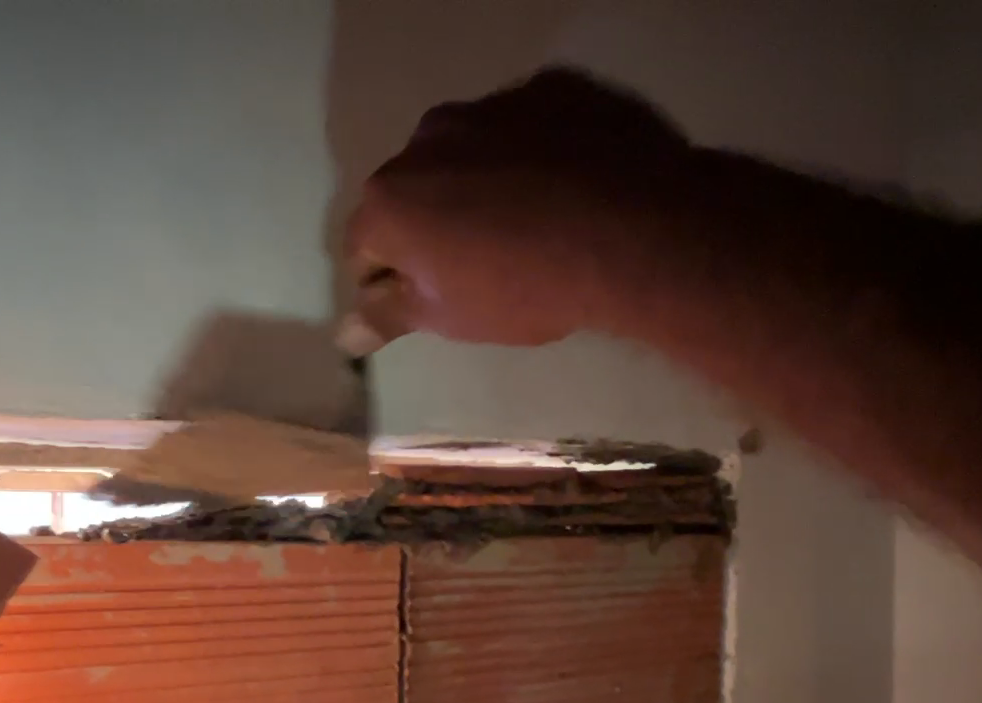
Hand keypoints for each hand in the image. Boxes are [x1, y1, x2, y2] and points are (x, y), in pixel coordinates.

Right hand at [345, 67, 692, 347]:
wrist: (639, 231)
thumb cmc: (522, 286)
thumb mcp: (445, 316)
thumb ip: (385, 317)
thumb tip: (342, 334)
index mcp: (388, 200)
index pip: (362, 250)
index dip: (389, 282)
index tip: (428, 299)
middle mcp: (424, 141)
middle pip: (408, 197)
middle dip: (428, 229)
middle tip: (475, 266)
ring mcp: (489, 107)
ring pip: (460, 158)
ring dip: (472, 188)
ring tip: (522, 225)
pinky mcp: (549, 90)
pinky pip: (518, 132)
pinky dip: (523, 158)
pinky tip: (558, 190)